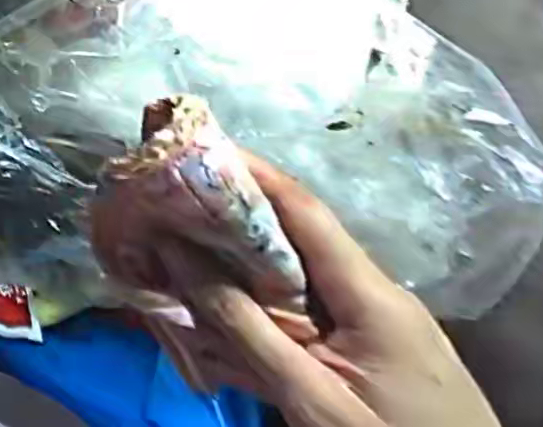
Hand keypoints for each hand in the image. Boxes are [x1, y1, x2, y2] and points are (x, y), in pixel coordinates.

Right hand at [151, 158, 498, 426]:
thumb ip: (240, 321)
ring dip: (234, 250)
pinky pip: (302, 298)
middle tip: (165, 196)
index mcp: (373, 296)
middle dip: (226, 209)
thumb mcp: (310, 397)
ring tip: (176, 239)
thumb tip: (170, 244)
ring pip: (292, 266)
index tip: (191, 145)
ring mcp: (377, 320)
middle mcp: (377, 294)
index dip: (248, 168)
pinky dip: (254, 286)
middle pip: (292, 232)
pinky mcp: (370, 343)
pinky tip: (220, 295)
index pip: (303, 208)